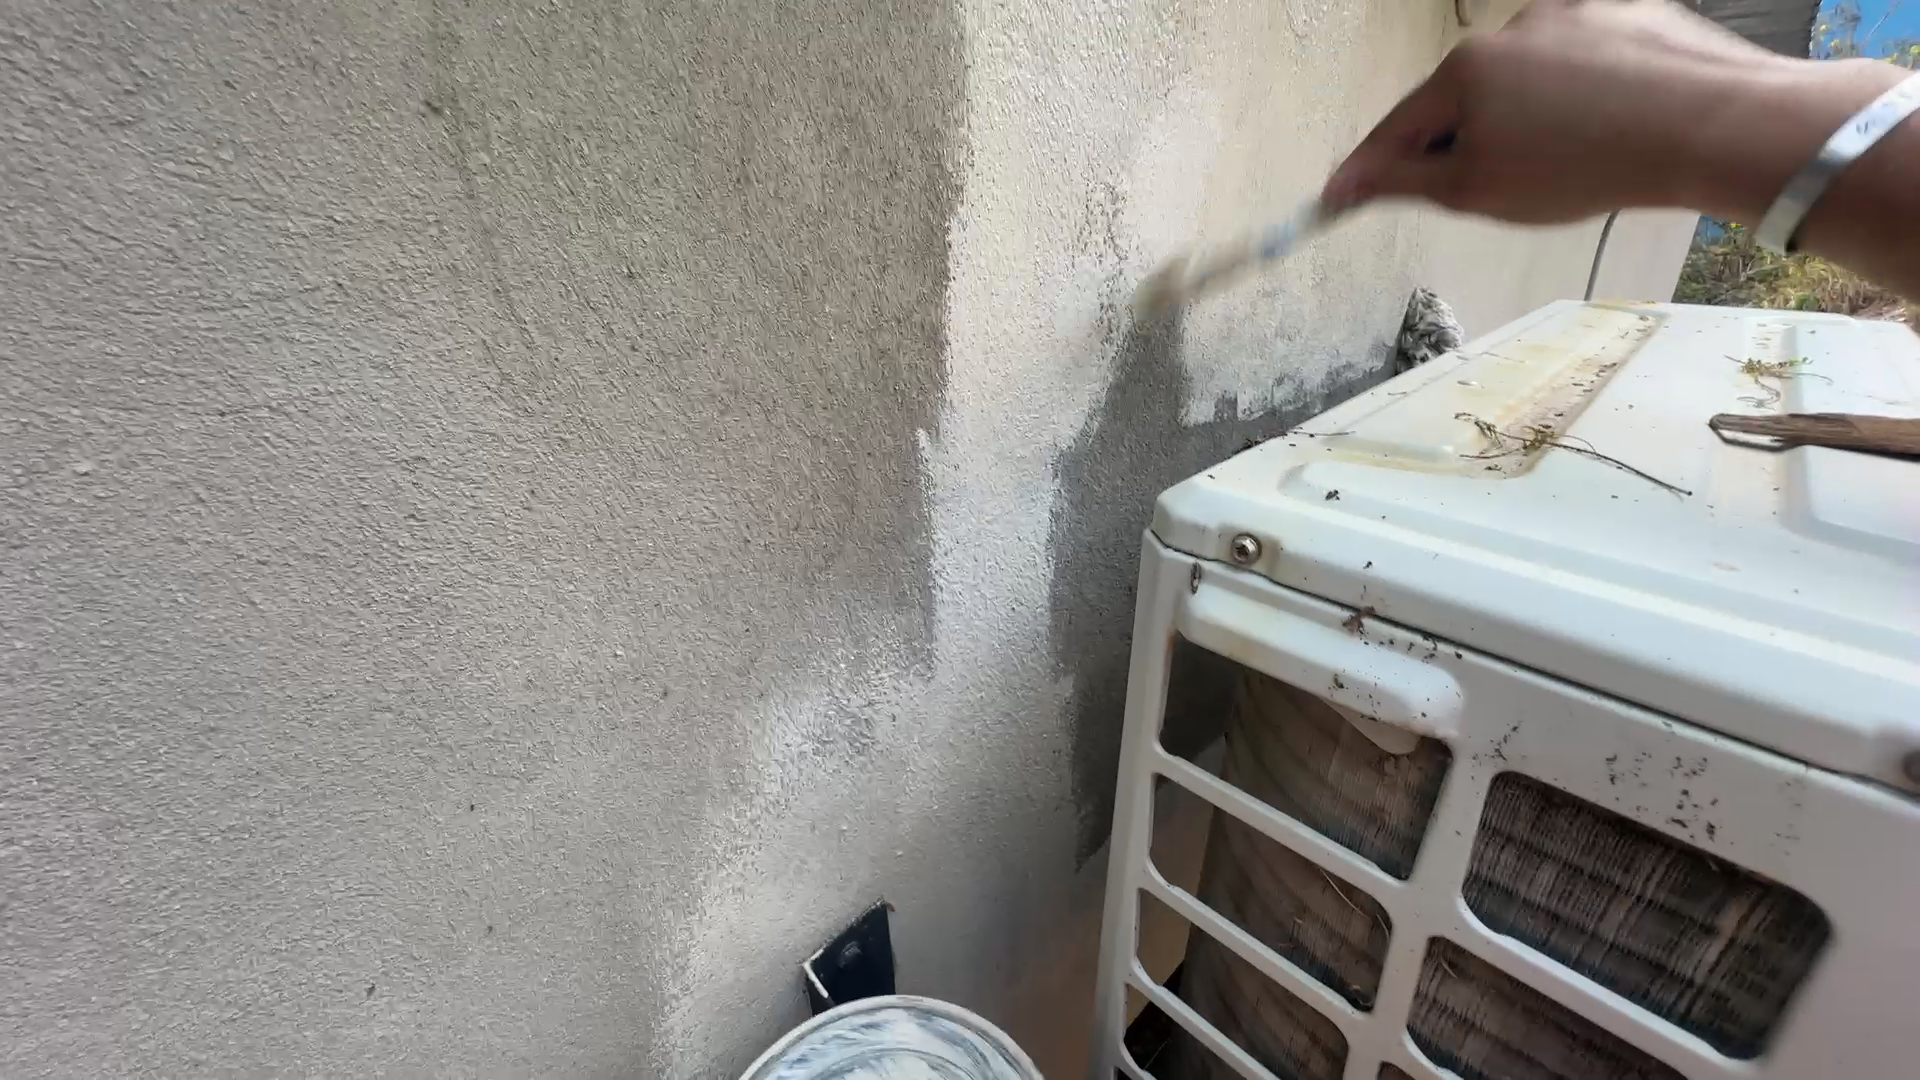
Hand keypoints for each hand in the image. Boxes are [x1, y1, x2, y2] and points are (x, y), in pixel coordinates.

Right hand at [1323, 0, 1801, 223]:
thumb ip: (1396, 183)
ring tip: (1542, 162)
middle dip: (1449, 145)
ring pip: (1512, 83)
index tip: (1334, 199)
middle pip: (1453, 102)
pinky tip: (1585, 131)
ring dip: (1506, 122)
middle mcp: (1512, 27)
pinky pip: (1567, 66)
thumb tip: (1343, 185)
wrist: (1712, 127)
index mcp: (1464, 69)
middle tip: (1466, 191)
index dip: (1364, 170)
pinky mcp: (1627, 13)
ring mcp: (1574, 13)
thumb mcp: (1467, 190)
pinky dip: (1560, 100)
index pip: (1395, 129)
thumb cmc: (1575, 168)